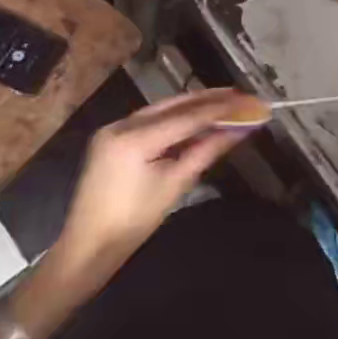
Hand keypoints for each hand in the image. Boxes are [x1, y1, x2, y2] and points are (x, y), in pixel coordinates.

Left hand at [46, 88, 257, 296]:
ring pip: (159, 111)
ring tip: (222, 103)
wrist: (91, 243)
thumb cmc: (135, 221)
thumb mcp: (174, 185)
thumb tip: (236, 131)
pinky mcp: (111, 139)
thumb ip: (204, 152)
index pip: (186, 116)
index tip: (246, 102)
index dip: (219, 109)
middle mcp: (121, 124)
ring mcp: (113, 130)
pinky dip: (172, 120)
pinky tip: (192, 121)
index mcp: (135, 138)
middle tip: (238, 95)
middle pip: (171, 106)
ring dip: (190, 108)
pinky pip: (147, 122)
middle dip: (206, 100)